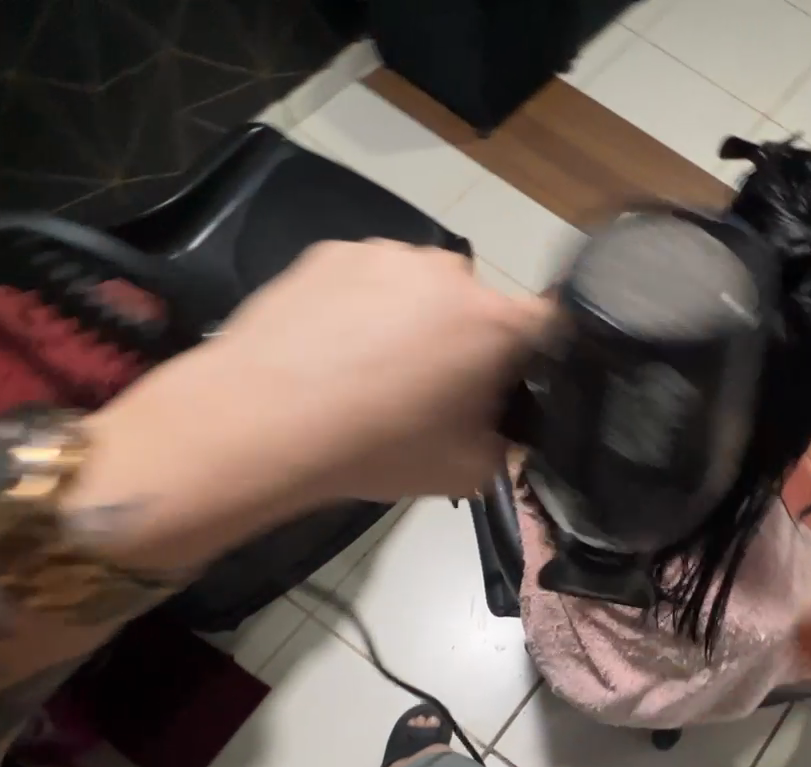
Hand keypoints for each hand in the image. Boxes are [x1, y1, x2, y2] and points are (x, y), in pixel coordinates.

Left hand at [72, 241, 550, 568]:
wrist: (260, 424)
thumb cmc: (377, 449)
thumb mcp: (470, 471)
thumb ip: (508, 442)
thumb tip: (505, 425)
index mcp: (494, 324)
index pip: (551, 324)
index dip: (539, 356)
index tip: (513, 385)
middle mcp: (450, 273)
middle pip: (483, 305)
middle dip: (472, 341)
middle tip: (435, 390)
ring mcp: (387, 254)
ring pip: (426, 288)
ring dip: (419, 320)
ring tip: (376, 368)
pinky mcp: (333, 251)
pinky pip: (374, 278)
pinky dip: (369, 306)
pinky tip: (338, 348)